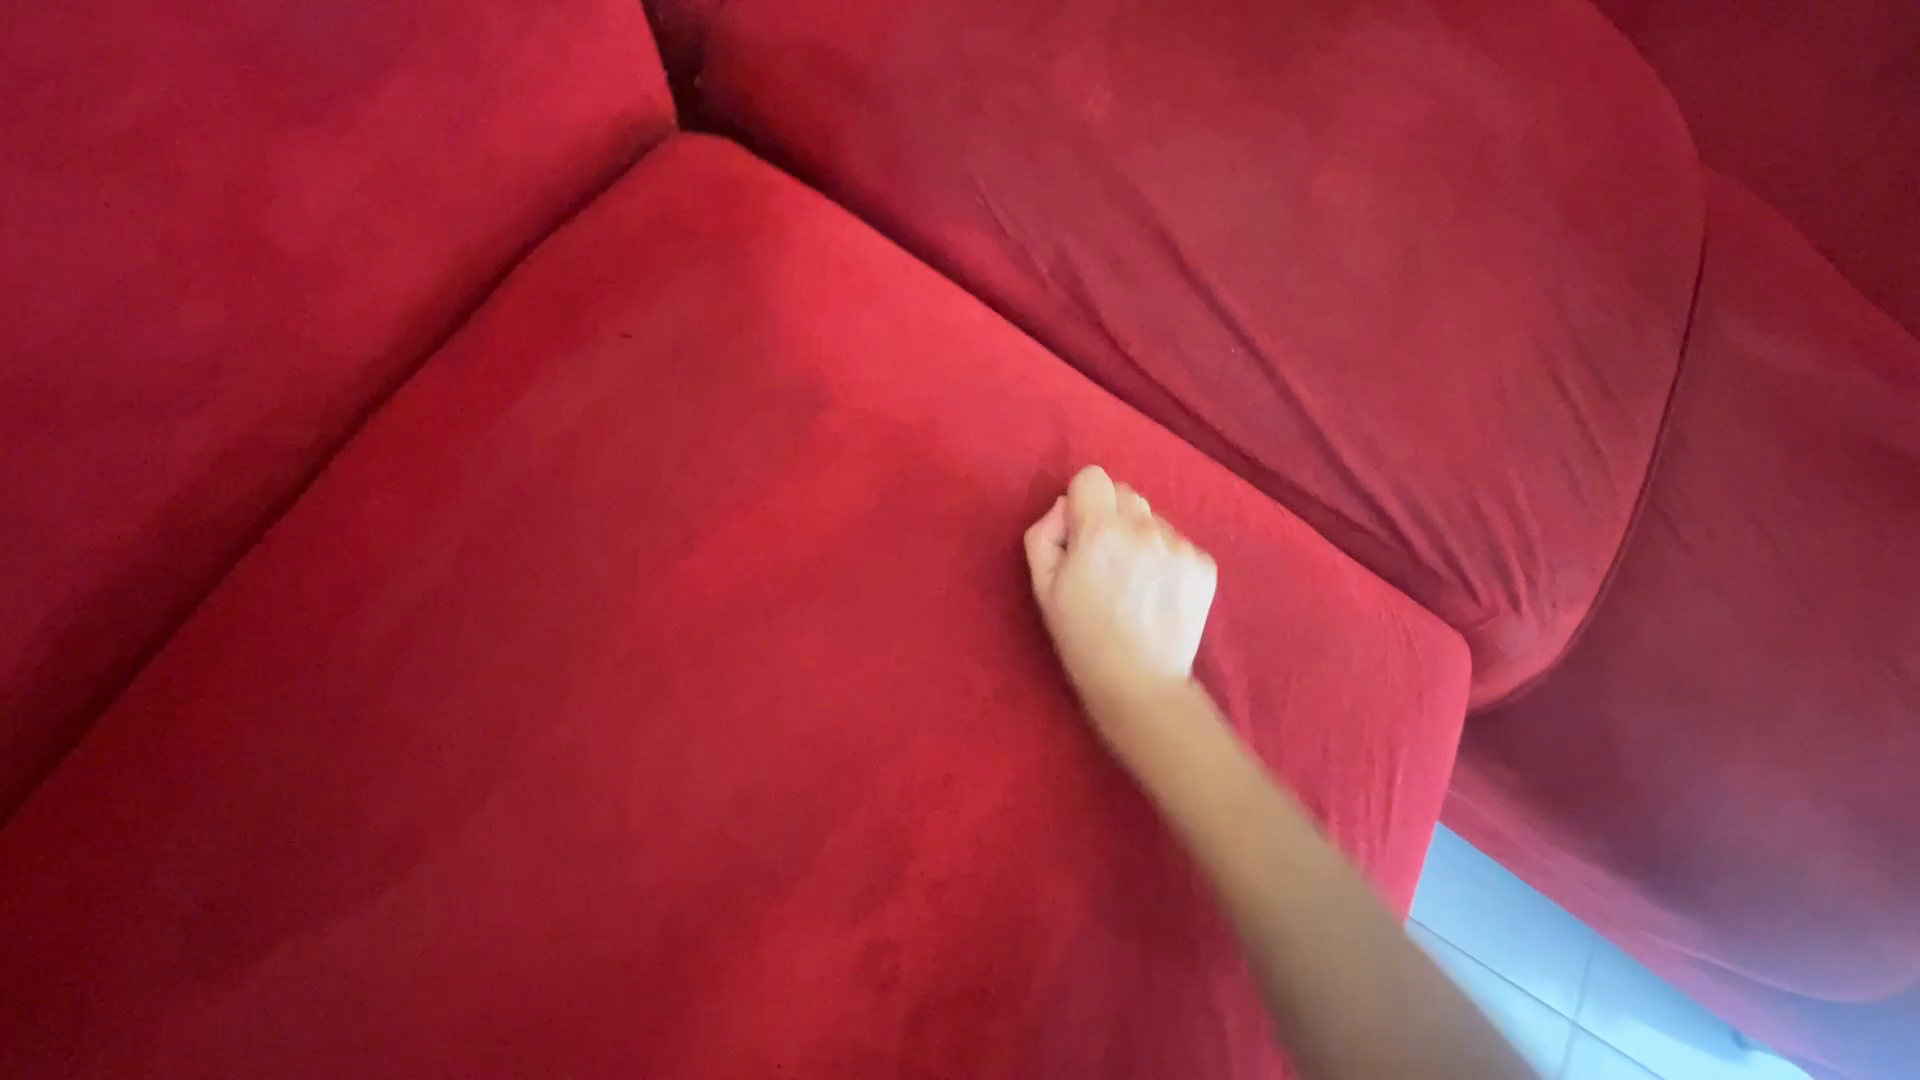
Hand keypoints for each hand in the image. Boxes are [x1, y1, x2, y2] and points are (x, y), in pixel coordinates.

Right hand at [1024, 465, 1217, 717]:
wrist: (1139, 683)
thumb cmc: (1081, 637)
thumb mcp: (1042, 586)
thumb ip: (1044, 533)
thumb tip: (1065, 507)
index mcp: (1101, 530)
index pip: (1092, 476)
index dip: (1080, 501)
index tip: (1078, 533)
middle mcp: (1145, 529)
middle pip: (1124, 492)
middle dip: (1110, 516)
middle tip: (1104, 560)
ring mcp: (1180, 546)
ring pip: (1152, 518)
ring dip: (1139, 536)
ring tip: (1133, 582)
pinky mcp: (1204, 564)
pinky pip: (1176, 542)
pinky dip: (1164, 558)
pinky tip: (1155, 592)